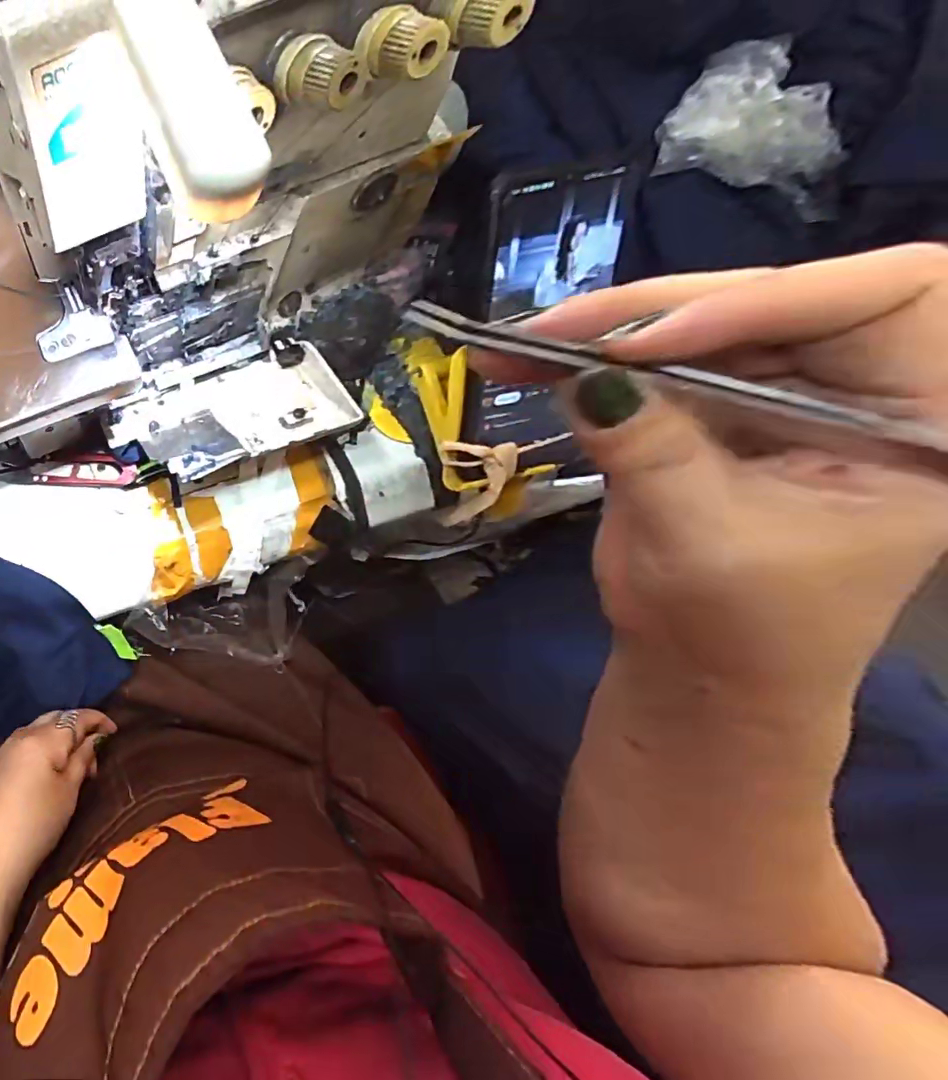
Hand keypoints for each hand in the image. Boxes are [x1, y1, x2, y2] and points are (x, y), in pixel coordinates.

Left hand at [0, 709, 116, 885]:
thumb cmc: (41, 820)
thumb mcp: (70, 789)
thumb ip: (83, 757)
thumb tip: (94, 738)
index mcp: (43, 738)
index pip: (75, 717)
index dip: (97, 720)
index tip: (115, 731)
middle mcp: (23, 733)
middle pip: (56, 718)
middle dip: (78, 726)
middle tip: (96, 751)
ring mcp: (8, 745)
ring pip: (41, 727)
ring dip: (61, 735)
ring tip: (76, 762)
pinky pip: (28, 739)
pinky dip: (45, 743)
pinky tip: (52, 765)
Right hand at [480, 245, 947, 705]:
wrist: (704, 665)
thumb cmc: (737, 621)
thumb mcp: (700, 537)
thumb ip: (651, 452)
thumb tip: (581, 379)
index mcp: (924, 411)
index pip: (882, 299)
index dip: (764, 304)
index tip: (639, 347)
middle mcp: (862, 383)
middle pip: (770, 301)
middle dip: (649, 312)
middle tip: (542, 331)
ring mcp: (779, 393)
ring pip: (695, 326)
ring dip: (598, 332)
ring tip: (511, 347)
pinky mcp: (708, 410)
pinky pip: (647, 367)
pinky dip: (581, 362)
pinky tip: (524, 363)